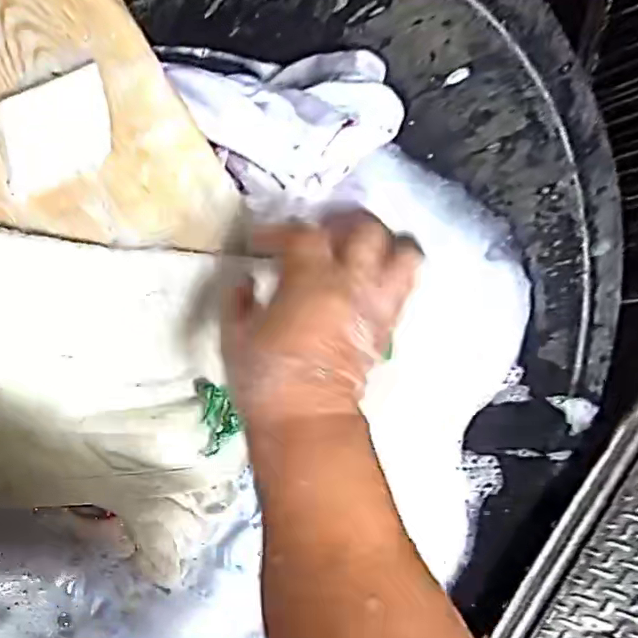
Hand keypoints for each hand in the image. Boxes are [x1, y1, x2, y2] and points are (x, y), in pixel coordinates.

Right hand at [223, 211, 419, 428]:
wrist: (303, 413)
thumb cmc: (262, 374)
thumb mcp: (235, 334)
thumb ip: (239, 300)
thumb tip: (246, 281)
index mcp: (310, 281)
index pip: (303, 235)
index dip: (279, 231)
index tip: (258, 242)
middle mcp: (352, 282)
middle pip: (364, 229)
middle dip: (340, 223)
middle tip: (317, 232)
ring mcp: (377, 301)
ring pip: (402, 249)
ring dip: (380, 242)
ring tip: (354, 250)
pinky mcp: (388, 322)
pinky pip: (403, 282)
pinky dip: (388, 271)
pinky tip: (364, 281)